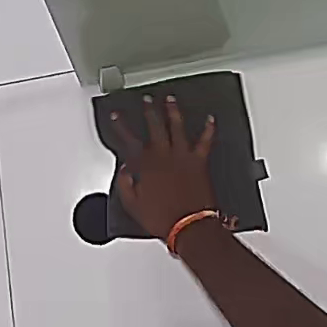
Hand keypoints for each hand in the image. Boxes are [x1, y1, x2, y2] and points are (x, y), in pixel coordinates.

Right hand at [111, 94, 217, 238]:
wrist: (189, 226)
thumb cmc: (162, 218)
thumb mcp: (132, 204)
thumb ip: (125, 184)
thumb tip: (123, 170)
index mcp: (145, 165)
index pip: (128, 139)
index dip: (121, 125)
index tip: (116, 115)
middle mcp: (163, 156)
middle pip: (154, 126)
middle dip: (149, 110)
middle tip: (147, 100)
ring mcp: (182, 156)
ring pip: (177, 126)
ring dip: (173, 111)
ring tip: (170, 99)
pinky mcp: (199, 162)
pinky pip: (205, 141)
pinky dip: (208, 129)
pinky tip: (210, 119)